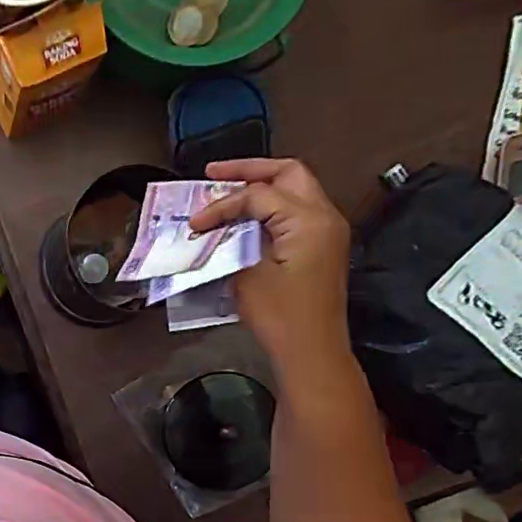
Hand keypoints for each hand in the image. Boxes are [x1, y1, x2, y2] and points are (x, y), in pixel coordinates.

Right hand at [188, 157, 350, 354]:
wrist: (312, 351)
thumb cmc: (280, 316)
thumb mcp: (248, 275)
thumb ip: (234, 241)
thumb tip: (218, 228)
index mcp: (308, 220)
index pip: (259, 195)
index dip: (223, 205)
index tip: (195, 223)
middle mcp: (324, 216)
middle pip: (288, 174)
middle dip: (249, 170)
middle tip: (214, 175)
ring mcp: (326, 232)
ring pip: (294, 190)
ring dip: (260, 187)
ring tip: (225, 191)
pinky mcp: (320, 247)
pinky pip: (295, 212)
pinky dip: (269, 207)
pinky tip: (245, 218)